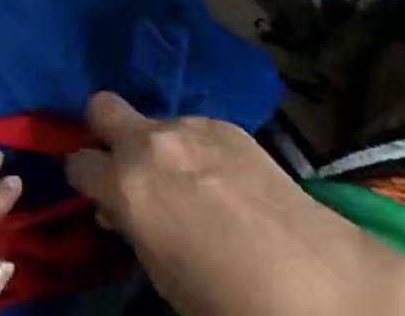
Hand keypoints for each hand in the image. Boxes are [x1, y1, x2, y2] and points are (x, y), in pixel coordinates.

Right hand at [64, 93, 404, 315]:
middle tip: (126, 166)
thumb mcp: (163, 277)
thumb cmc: (231, 300)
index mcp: (124, 184)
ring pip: (153, 120)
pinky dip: (196, 148)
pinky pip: (193, 128)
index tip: (99, 196)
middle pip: (100, 107)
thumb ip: (132, 230)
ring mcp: (189, 127)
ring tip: (190, 181)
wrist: (327, 288)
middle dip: (105, 132)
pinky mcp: (228, 125)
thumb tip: (118, 210)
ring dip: (157, 144)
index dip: (86, 181)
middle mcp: (147, 143)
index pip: (77, 161)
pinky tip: (225, 180)